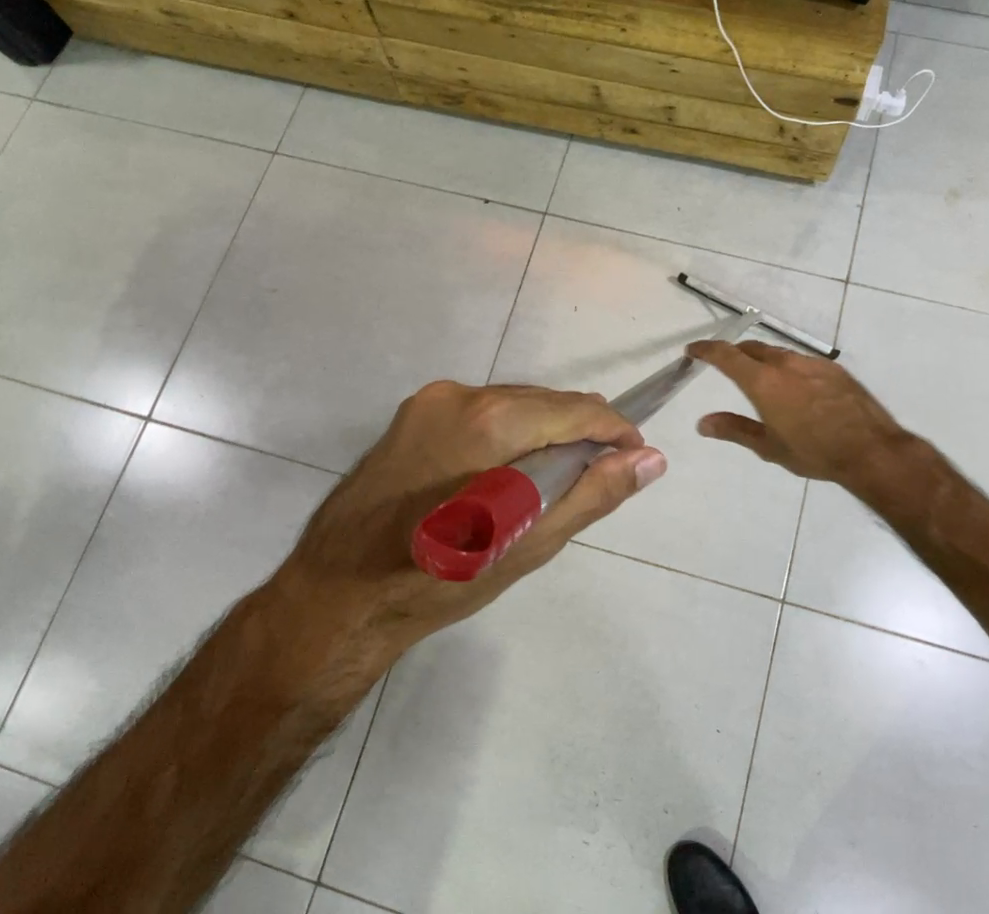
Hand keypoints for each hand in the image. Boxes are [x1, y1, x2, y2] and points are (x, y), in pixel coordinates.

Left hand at [273, 381, 666, 655]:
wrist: (338, 593)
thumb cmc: (437, 580)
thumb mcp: (526, 544)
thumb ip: (592, 494)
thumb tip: (651, 459)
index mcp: (489, 422)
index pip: (576, 409)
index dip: (615, 431)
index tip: (634, 459)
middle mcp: (458, 395)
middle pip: (545, 401)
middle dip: (579, 434)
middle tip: (594, 482)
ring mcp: (428, 403)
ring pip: (513, 404)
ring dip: (543, 435)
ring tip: (551, 486)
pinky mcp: (410, 417)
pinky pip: (480, 413)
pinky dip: (507, 437)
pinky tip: (505, 479)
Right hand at [686, 340, 925, 489]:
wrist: (870, 450)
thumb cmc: (813, 452)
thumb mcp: (768, 447)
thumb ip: (734, 430)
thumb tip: (703, 423)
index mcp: (763, 381)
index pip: (727, 355)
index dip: (706, 350)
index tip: (693, 350)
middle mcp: (786, 364)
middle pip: (753, 349)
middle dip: (735, 353)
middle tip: (724, 364)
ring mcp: (813, 364)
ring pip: (779, 354)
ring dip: (763, 361)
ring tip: (760, 378)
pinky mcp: (834, 370)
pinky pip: (802, 362)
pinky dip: (788, 368)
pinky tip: (795, 388)